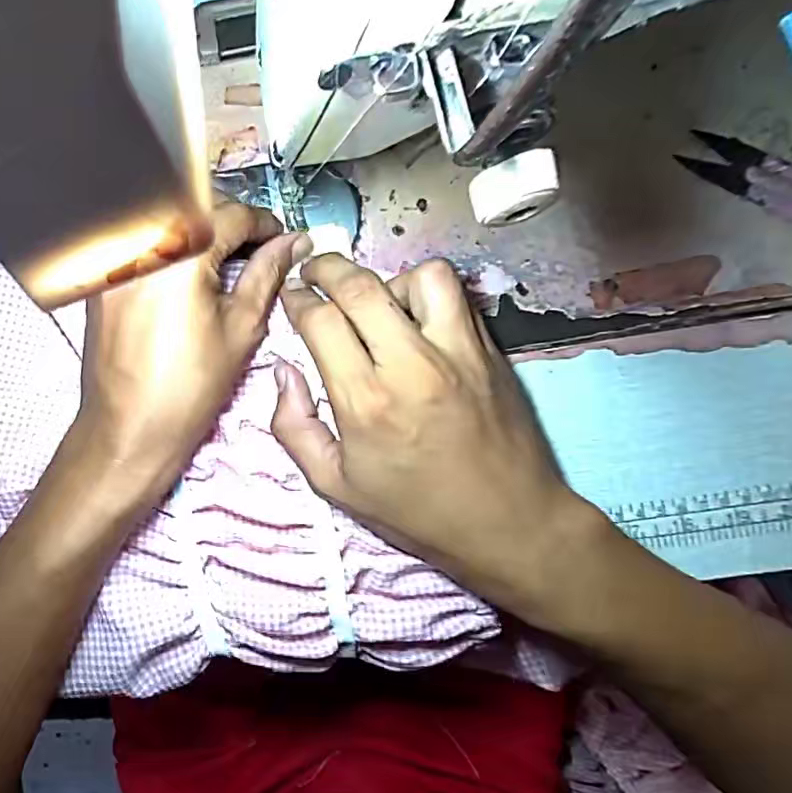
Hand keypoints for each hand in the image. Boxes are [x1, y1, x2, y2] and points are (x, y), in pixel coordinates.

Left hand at [69, 201, 309, 501]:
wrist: (128, 428)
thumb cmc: (190, 387)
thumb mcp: (242, 327)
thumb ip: (268, 273)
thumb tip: (293, 243)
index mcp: (180, 250)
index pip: (233, 215)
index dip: (266, 225)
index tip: (284, 240)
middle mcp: (141, 240)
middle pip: (199, 207)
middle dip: (234, 223)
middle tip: (261, 252)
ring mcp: (117, 254)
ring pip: (171, 218)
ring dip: (205, 232)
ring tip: (228, 265)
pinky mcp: (103, 271)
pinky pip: (148, 240)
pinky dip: (176, 246)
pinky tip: (193, 276)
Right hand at [272, 255, 603, 619]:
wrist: (508, 525)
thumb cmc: (416, 513)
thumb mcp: (336, 487)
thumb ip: (294, 426)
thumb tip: (283, 370)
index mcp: (366, 402)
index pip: (321, 321)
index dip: (296, 300)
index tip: (291, 297)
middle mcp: (411, 366)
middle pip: (360, 286)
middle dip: (326, 268)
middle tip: (313, 273)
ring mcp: (458, 354)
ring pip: (419, 277)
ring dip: (387, 280)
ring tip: (377, 304)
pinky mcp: (489, 353)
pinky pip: (457, 298)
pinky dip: (428, 296)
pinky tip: (418, 322)